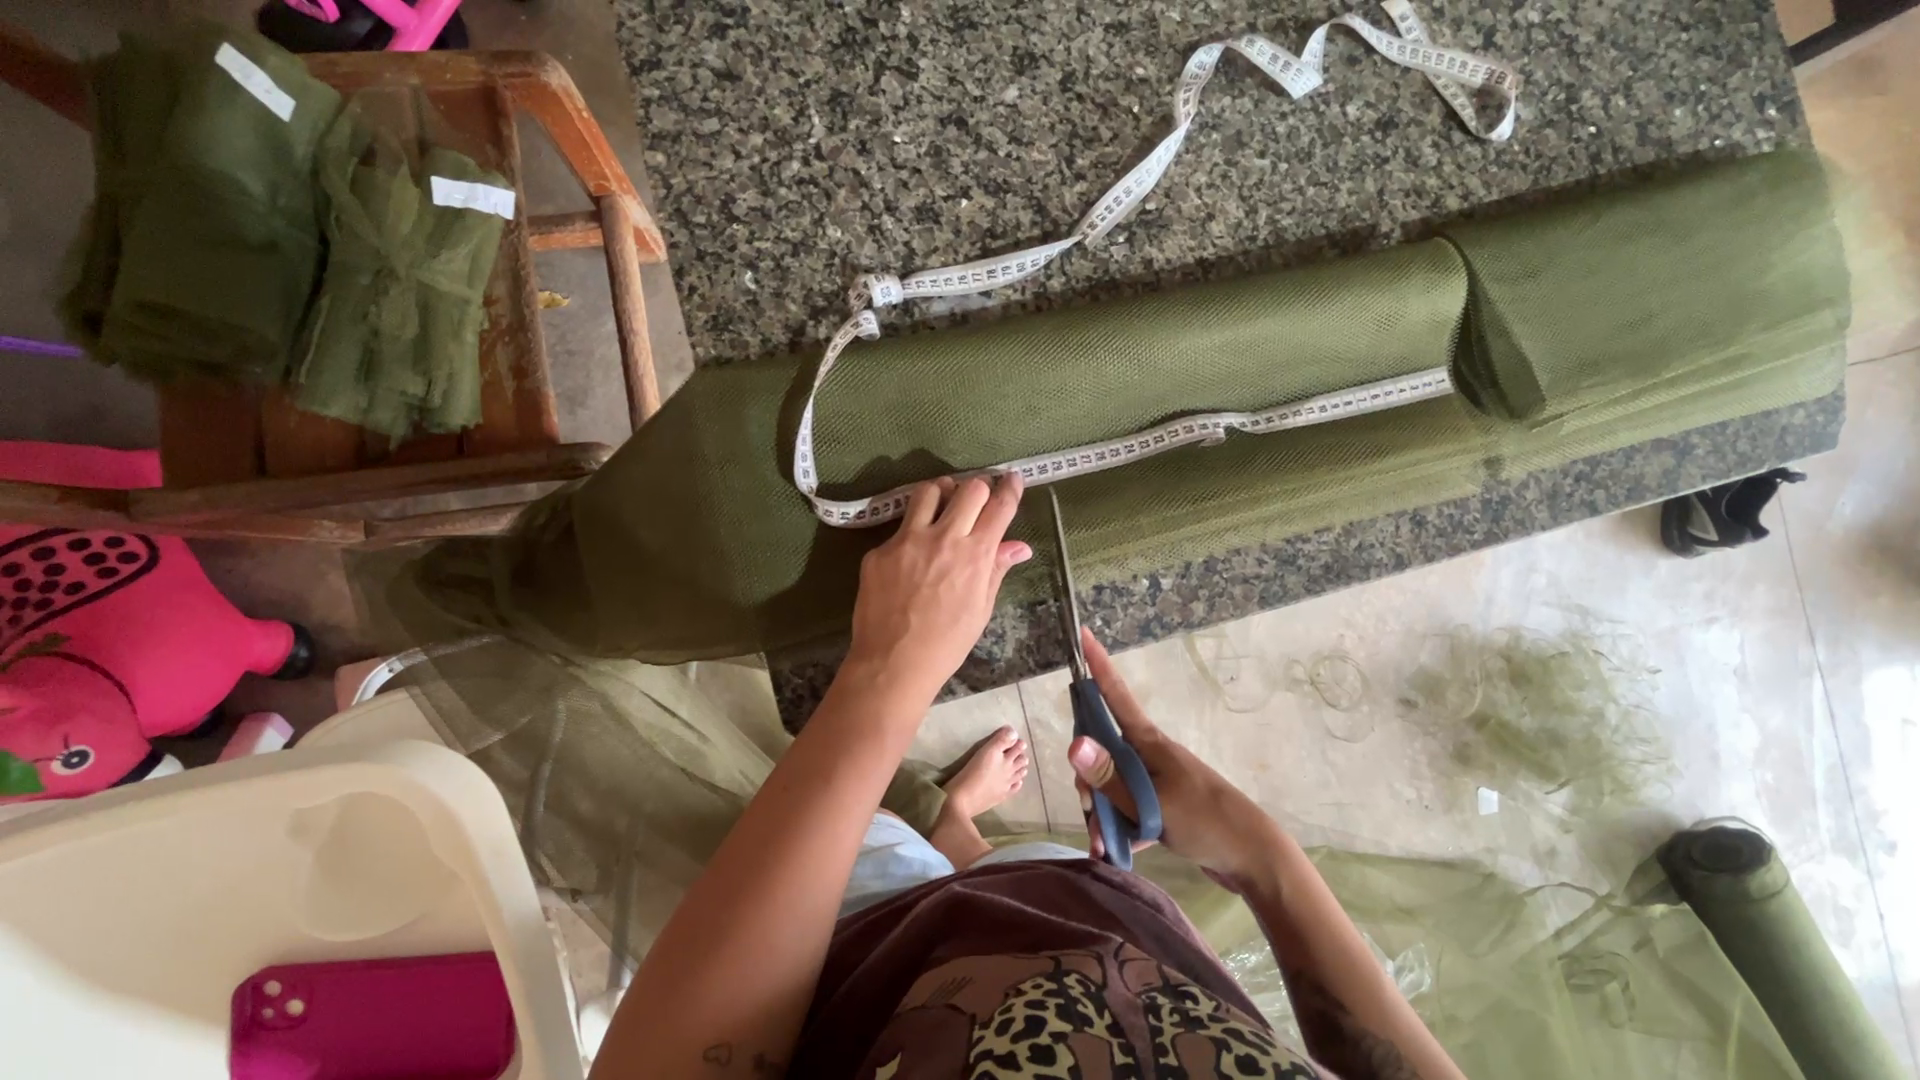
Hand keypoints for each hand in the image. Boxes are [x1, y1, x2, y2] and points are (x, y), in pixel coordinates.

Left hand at [846, 473, 1030, 697]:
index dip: (1009, 488)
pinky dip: (912, 533)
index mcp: (975, 554)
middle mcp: (943, 537)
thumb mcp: (981, 608)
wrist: (893, 662)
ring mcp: (907, 540)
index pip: (999, 506)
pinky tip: (911, 556)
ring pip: (928, 492)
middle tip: (978, 497)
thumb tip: (1019, 547)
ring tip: (943, 505)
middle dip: (978, 487)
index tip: (1012, 478)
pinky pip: (900, 529)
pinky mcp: (880, 550)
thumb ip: (996, 569)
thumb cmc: (946, 643)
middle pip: (968, 489)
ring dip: (941, 493)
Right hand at [1069, 628, 1286, 889]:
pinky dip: (1118, 829)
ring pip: (1112, 787)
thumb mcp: (1151, 802)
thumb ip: (1110, 777)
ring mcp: (1157, 781)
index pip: (1116, 696)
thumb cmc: (1204, 822)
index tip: (1084, 634)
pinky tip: (1116, 850)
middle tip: (1091, 812)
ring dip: (1102, 815)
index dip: (1099, 666)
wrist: (1253, 858)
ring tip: (1103, 844)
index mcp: (1149, 744)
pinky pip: (1128, 811)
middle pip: (1101, 753)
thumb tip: (1074, 743)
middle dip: (1088, 782)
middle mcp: (1150, 756)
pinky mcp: (1162, 807)